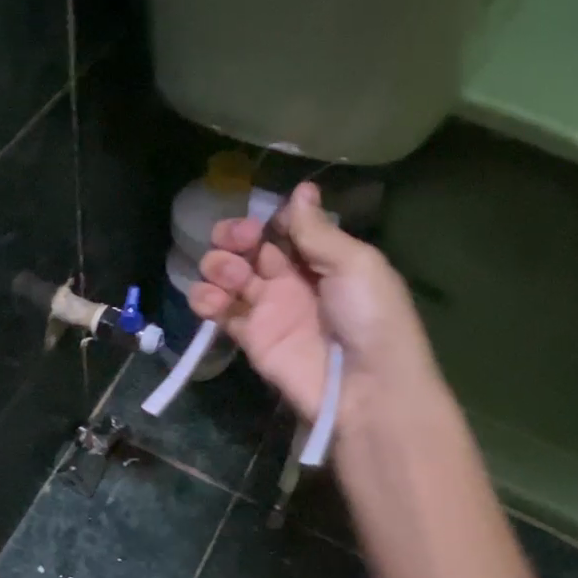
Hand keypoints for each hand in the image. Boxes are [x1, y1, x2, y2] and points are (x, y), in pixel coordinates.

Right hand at [188, 181, 438, 423]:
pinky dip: (205, 300)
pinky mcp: (251, 338)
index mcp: (322, 257)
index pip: (281, 226)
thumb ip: (318, 230)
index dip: (264, 219)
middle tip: (238, 243)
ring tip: (231, 277)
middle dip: (234, 236)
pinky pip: (219, 311)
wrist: (368, 389)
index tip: (257, 221)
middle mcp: (292, 278)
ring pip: (228, 274)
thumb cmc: (371, 318)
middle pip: (249, 246)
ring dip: (219, 265)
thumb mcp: (356, 264)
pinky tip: (210, 299)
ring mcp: (269, 308)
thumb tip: (302, 188)